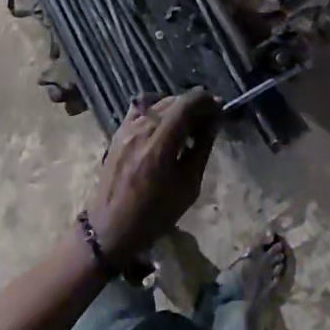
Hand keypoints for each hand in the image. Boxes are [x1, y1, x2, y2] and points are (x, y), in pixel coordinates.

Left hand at [85, 88, 219, 262]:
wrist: (110, 230)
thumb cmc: (154, 214)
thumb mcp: (188, 186)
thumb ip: (202, 148)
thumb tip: (214, 121)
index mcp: (160, 144)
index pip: (187, 103)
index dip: (207, 100)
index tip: (219, 108)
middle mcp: (141, 129)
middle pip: (174, 99)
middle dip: (195, 104)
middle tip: (208, 121)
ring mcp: (126, 129)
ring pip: (158, 102)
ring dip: (178, 106)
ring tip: (188, 124)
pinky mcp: (118, 133)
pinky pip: (141, 108)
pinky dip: (157, 108)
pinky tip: (165, 124)